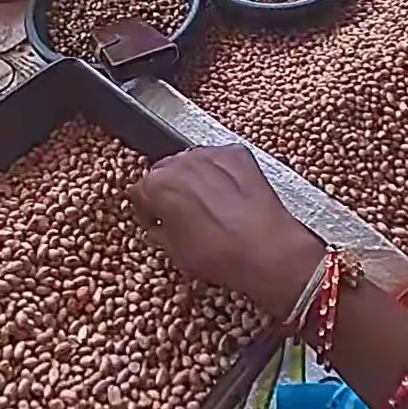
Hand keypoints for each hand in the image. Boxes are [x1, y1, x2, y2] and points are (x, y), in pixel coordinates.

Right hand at [127, 145, 324, 317]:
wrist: (268, 251)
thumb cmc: (222, 255)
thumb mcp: (175, 252)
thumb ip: (158, 230)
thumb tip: (158, 224)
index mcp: (157, 186)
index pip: (140, 190)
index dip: (148, 209)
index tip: (156, 220)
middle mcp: (181, 163)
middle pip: (164, 171)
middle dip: (169, 191)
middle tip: (183, 215)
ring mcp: (210, 154)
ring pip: (191, 162)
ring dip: (194, 179)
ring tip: (210, 207)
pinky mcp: (237, 154)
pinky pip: (218, 160)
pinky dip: (220, 173)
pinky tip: (228, 196)